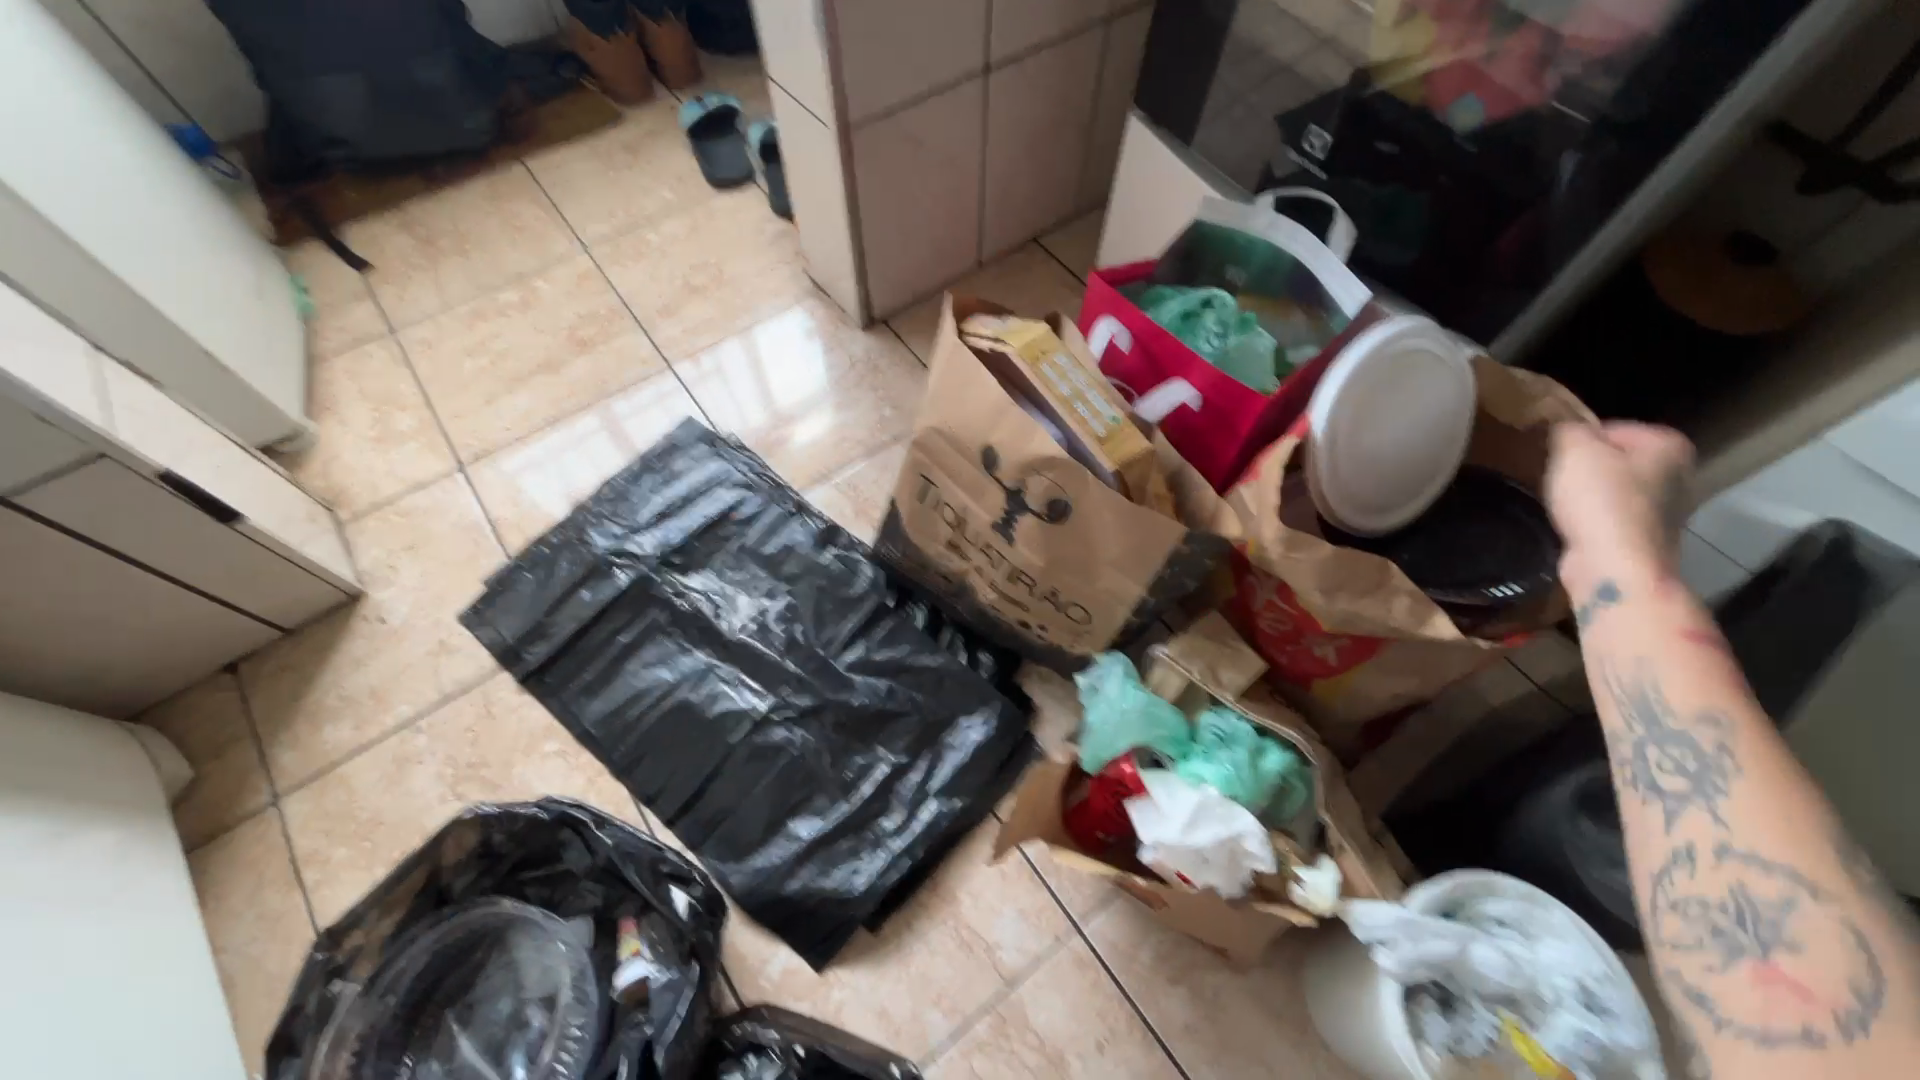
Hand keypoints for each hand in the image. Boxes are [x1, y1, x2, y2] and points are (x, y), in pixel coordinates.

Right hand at [1545, 421, 1694, 584]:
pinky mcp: (1649, 537)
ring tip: (1565, 504)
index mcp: (1669, 445)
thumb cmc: (1600, 501)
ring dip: (1589, 494)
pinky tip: (1577, 525)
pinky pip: (1614, 516)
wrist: (1615, 566)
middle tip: (1559, 479)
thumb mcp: (1574, 451)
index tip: (1558, 458)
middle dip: (1587, 467)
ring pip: (1616, 488)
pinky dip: (1594, 518)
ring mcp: (1668, 509)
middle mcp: (1679, 473)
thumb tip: (1565, 429)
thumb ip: (1568, 430)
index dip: (1578, 441)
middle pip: (1616, 459)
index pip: (1610, 428)